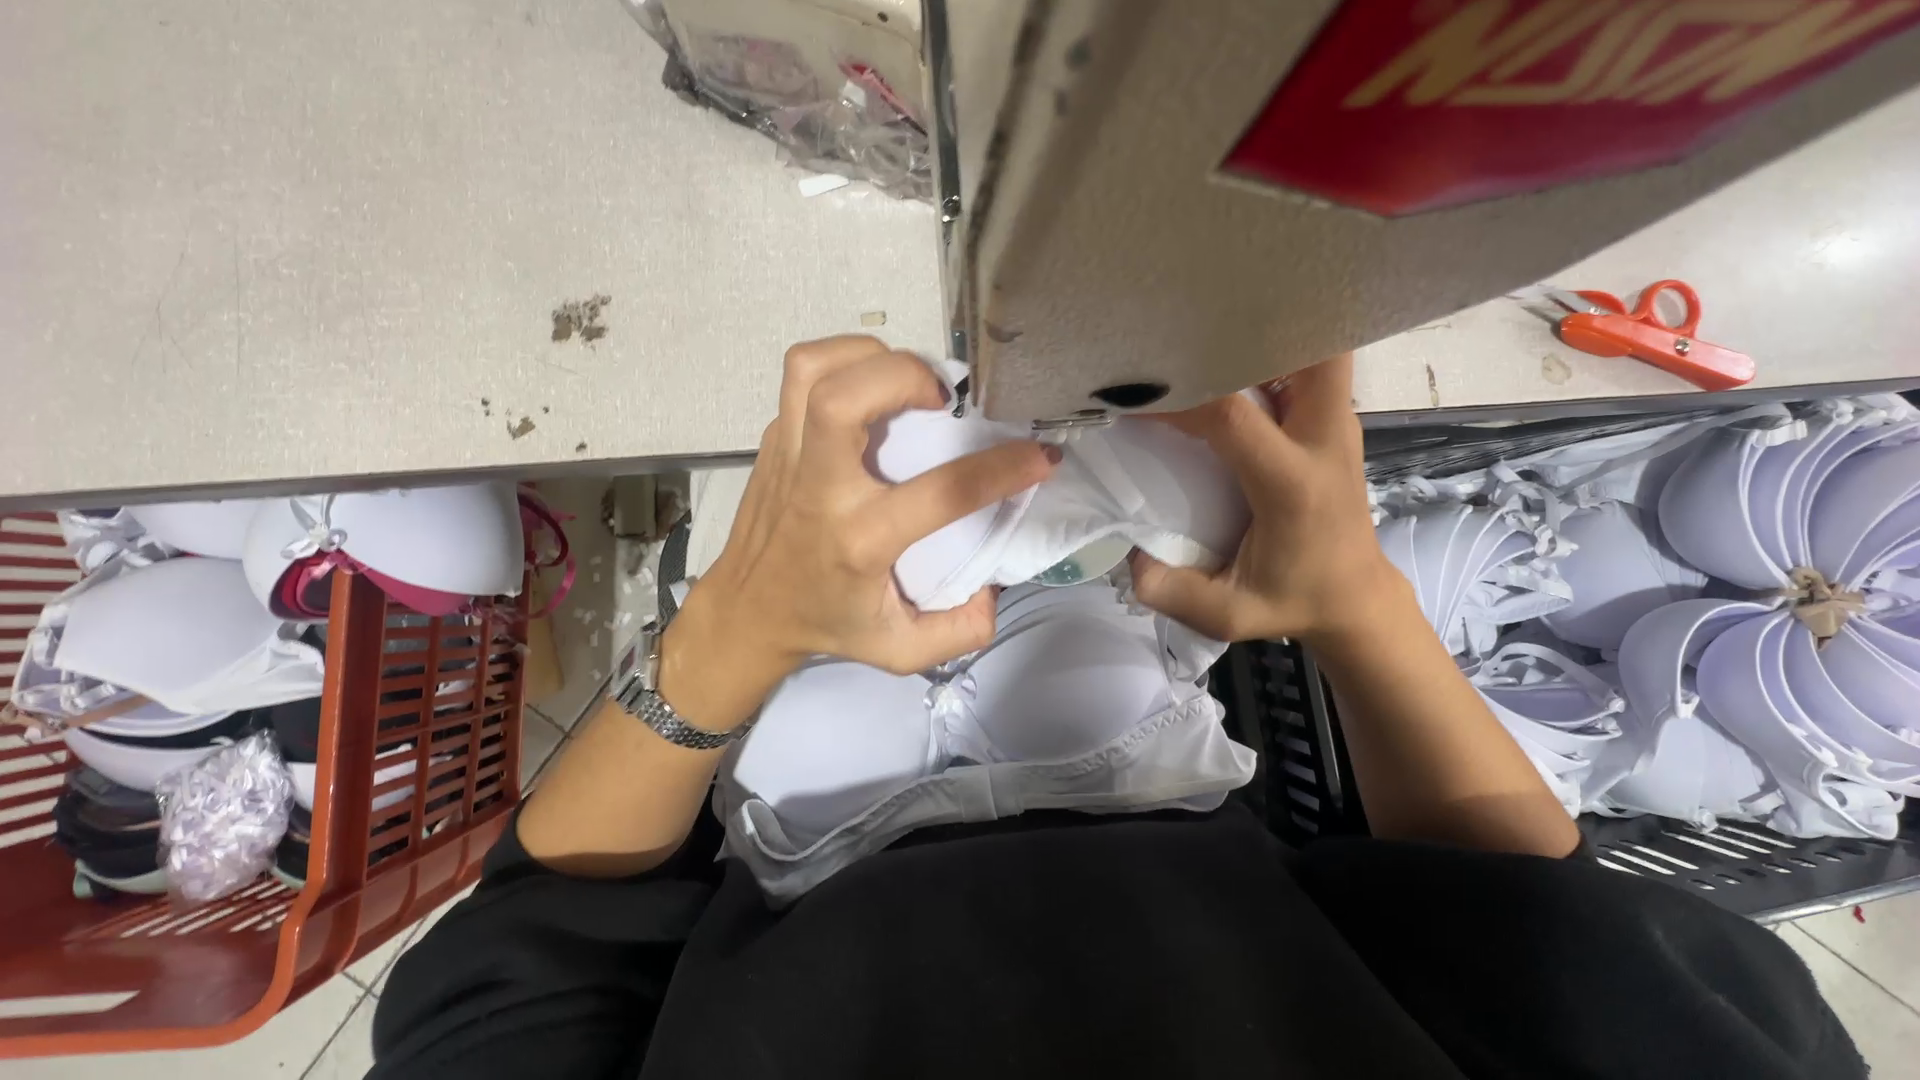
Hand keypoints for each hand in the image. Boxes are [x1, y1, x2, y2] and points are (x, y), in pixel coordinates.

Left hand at [661, 336, 1056, 730]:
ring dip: (869, 356)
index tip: (1038, 456)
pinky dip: (842, 362)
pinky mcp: (773, 439)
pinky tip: (872, 388)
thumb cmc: (827, 623)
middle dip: (906, 376)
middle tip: (943, 398)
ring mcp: (788, 455)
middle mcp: (819, 490)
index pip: (939, 492)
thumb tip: (995, 587)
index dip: (1001, 468)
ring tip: (906, 382)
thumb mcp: (899, 650)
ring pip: (812, 371)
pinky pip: (801, 376)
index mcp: (859, 541)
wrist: (747, 612)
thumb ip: (958, 630)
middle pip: (842, 399)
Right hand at [1128, 353, 1403, 645]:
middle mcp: (1324, 439)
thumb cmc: (1292, 600)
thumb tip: (1129, 556)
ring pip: (1320, 347)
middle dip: (1257, 331)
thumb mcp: (1228, 615)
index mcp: (1293, 484)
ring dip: (1271, 334)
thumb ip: (1172, 592)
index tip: (1134, 397)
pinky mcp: (1334, 422)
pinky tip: (1232, 360)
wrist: (1354, 597)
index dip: (1179, 398)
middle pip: (1312, 349)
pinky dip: (1277, 351)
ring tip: (1212, 337)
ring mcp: (1337, 425)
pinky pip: (1311, 365)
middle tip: (1196, 336)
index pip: (1232, 416)